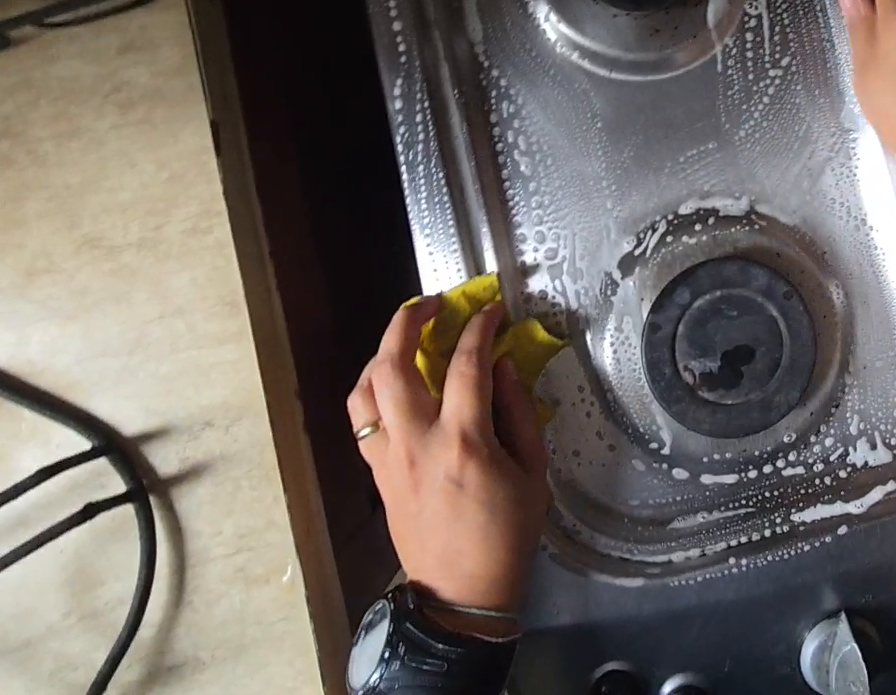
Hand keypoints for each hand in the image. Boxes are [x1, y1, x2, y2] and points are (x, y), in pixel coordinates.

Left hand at [347, 297, 550, 632]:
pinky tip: (393, 380)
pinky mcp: (376, 472)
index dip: (480, 327)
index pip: (466, 364)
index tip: (492, 309)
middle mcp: (417, 441)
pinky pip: (362, 418)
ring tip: (406, 336)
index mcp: (464, 441)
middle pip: (394, 365)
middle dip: (408, 322)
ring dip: (382, 351)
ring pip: (365, 388)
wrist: (461, 592)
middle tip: (432, 303)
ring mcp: (389, 457)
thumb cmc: (508, 531)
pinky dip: (373, 387)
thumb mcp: (533, 470)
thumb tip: (503, 365)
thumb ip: (517, 411)